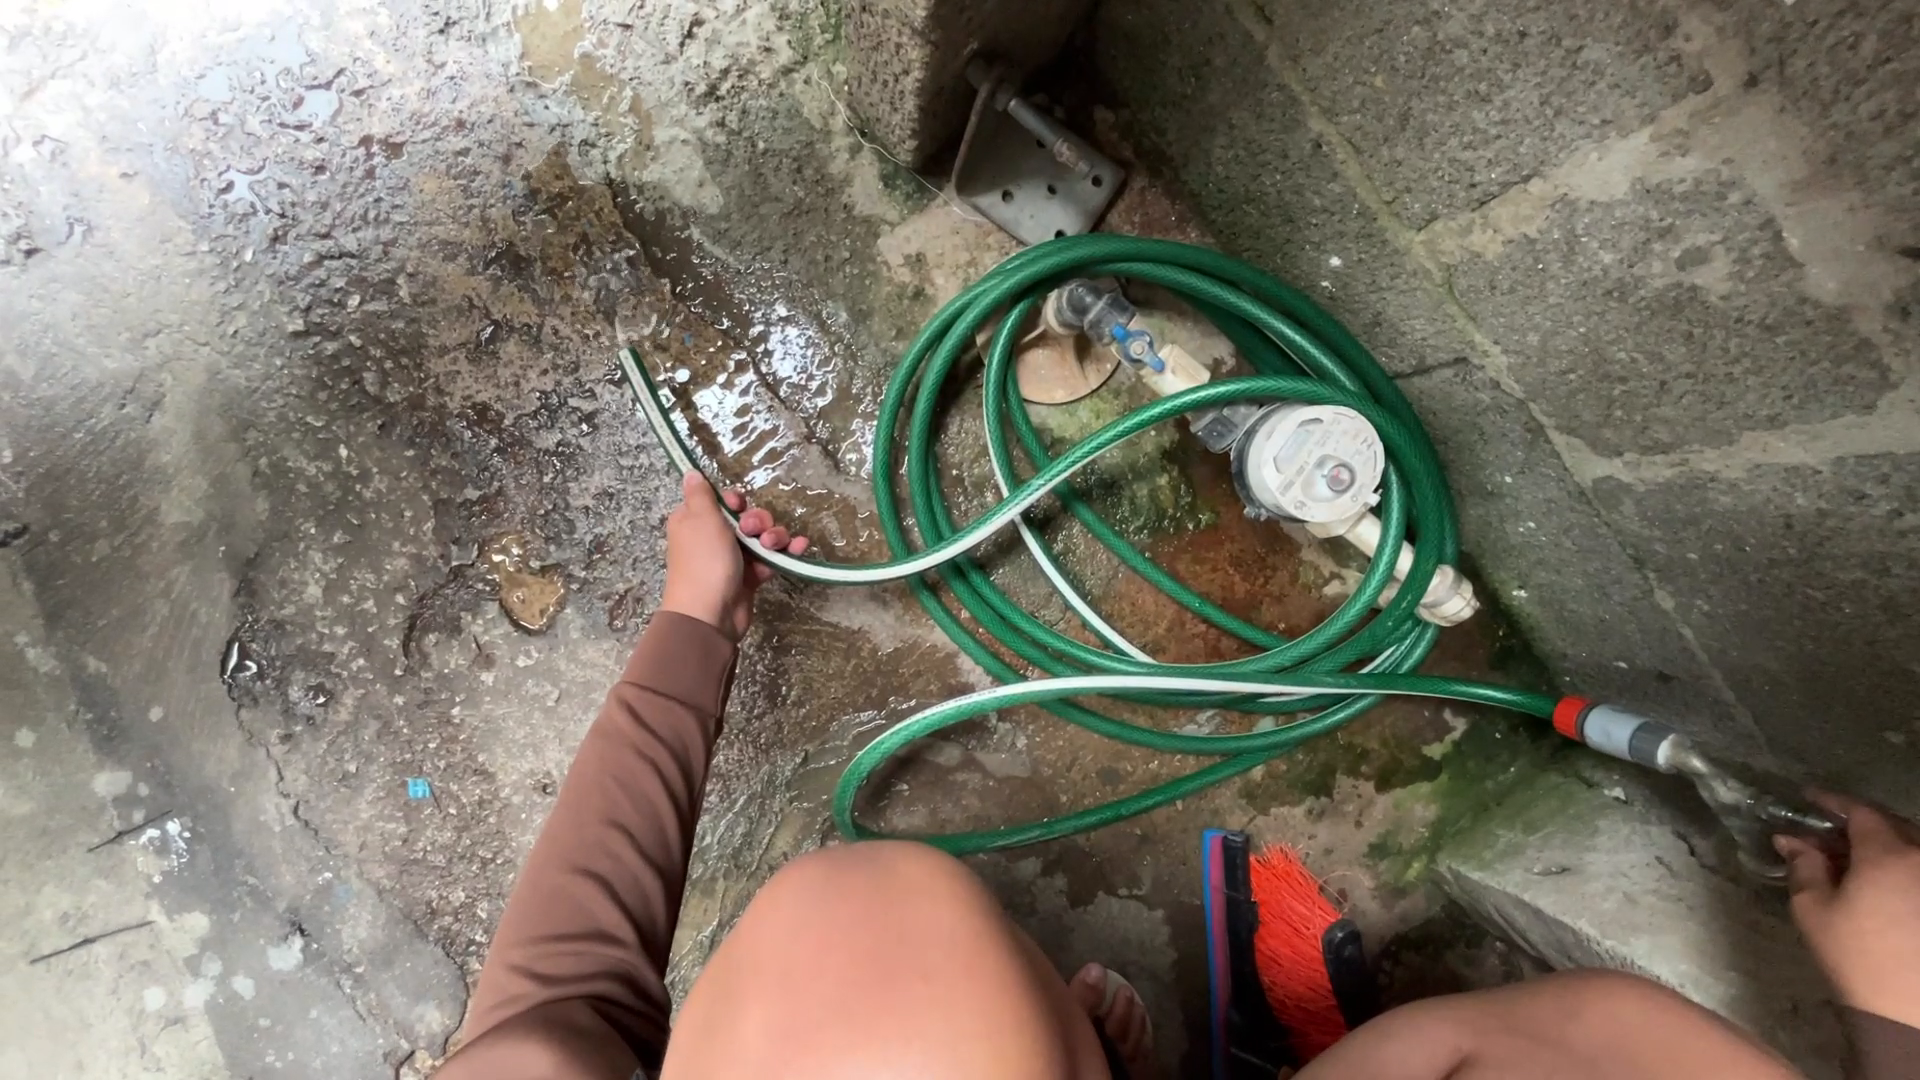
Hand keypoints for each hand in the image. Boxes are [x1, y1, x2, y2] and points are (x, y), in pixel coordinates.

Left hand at [658, 472, 808, 640]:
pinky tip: (799, 549)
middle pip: (747, 517)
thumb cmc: (703, 562)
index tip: (739, 506)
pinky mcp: (751, 575)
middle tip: (755, 531)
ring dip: (775, 536)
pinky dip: (785, 553)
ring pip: (763, 536)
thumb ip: (701, 495)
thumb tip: (691, 473)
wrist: (710, 613)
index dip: (735, 501)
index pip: (721, 501)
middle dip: (760, 520)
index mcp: (695, 520)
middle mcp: (714, 536)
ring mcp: (734, 557)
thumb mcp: (701, 519)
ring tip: (774, 547)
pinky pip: (772, 558)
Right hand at [1776, 792, 1919, 1027]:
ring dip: (1888, 849)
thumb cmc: (1856, 953)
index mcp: (1889, 856)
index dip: (1833, 802)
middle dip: (1862, 825)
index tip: (1808, 798)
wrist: (1914, 1012)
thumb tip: (1793, 840)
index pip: (1862, 813)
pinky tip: (1885, 887)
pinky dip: (1904, 872)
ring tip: (1858, 862)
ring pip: (1917, 854)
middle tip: (1829, 834)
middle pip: (1899, 829)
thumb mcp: (1813, 907)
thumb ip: (1805, 866)